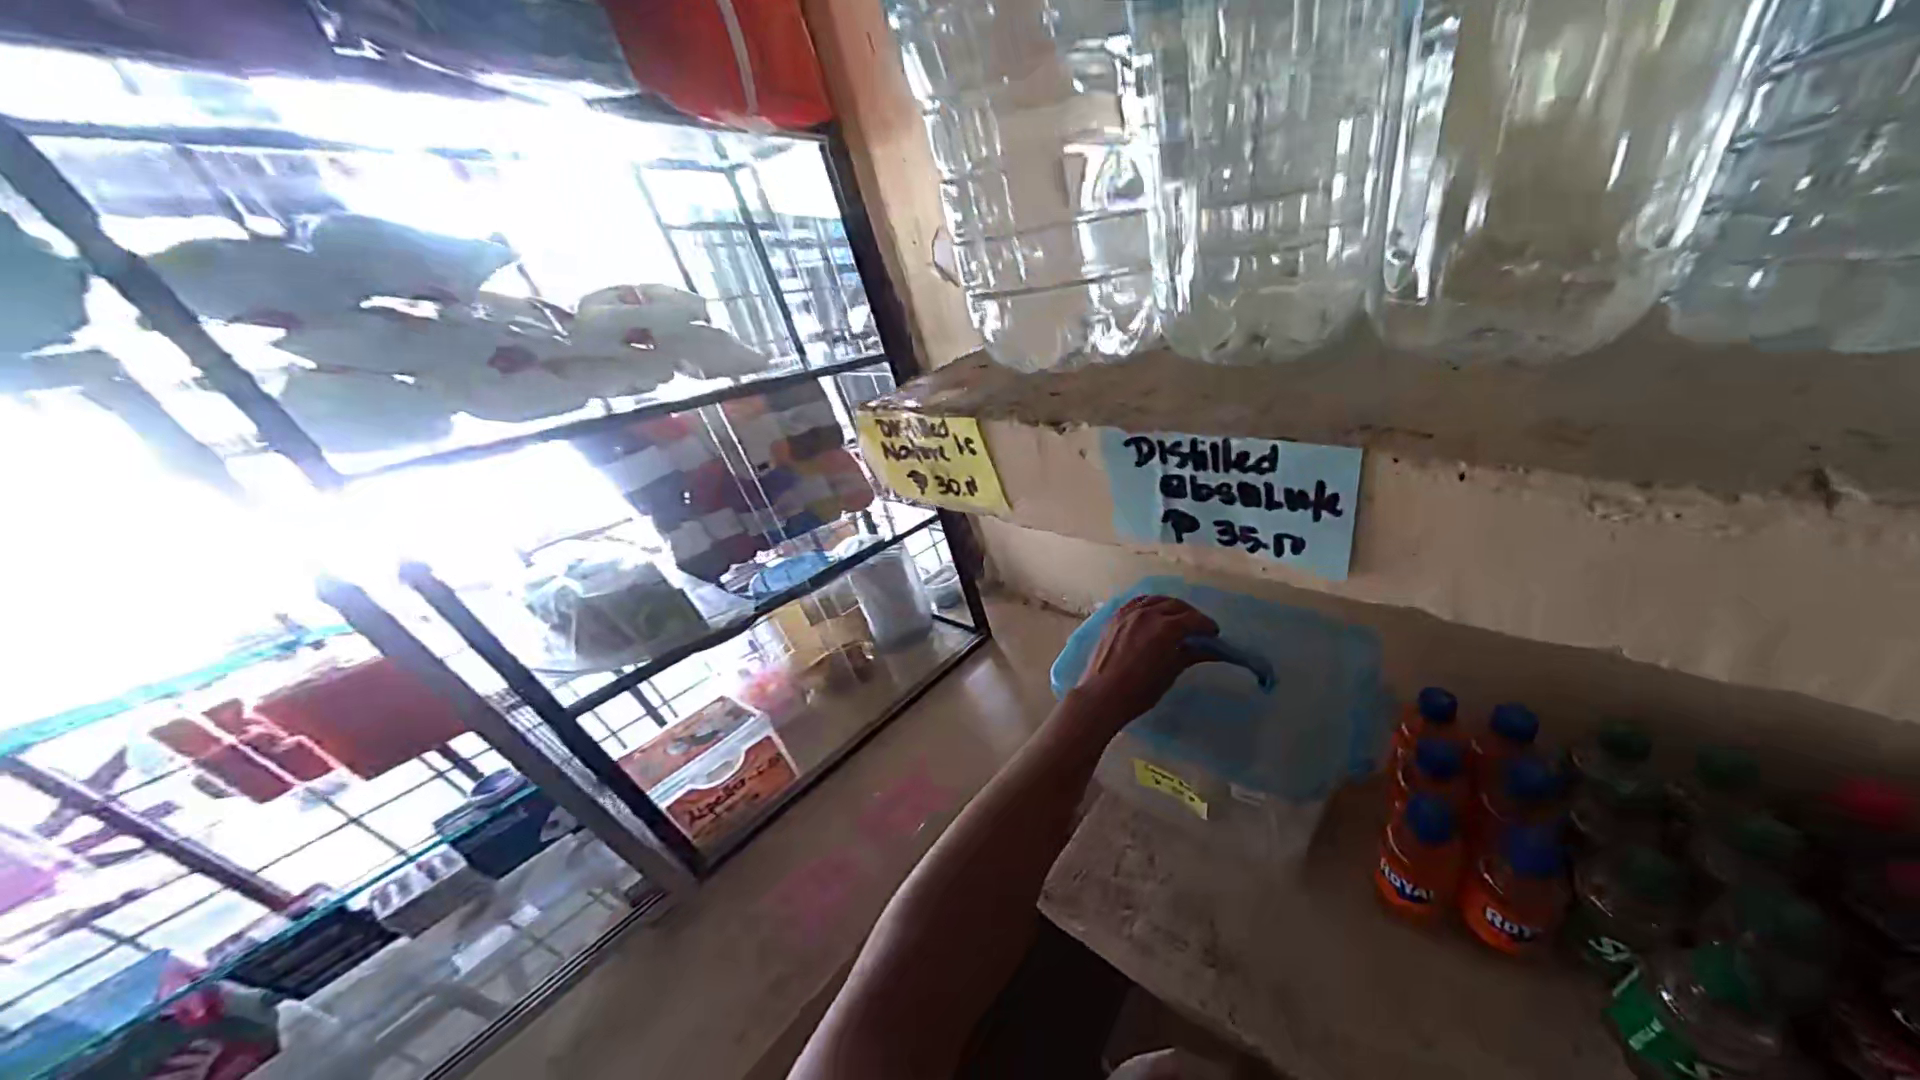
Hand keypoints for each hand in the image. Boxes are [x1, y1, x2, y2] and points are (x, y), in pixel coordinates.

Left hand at [1073, 595, 1218, 726]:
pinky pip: (1136, 603)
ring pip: (1155, 600)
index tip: (1213, 633)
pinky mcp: (1114, 618)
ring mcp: (1128, 613)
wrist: (1103, 695)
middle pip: (1175, 605)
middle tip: (1197, 627)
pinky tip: (1153, 613)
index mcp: (1165, 628)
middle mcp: (1147, 614)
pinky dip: (1149, 604)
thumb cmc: (1140, 690)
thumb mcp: (1170, 672)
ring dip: (1170, 606)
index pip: (1193, 619)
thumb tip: (1211, 650)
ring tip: (1177, 618)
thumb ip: (1190, 654)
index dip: (1206, 625)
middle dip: (1190, 615)